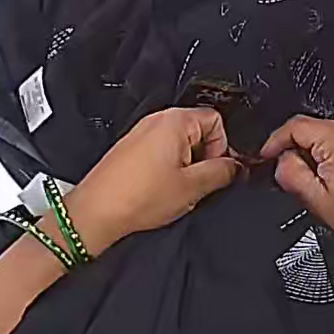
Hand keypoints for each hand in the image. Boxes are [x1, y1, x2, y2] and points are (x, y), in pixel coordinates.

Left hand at [67, 108, 241, 253]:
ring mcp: (142, 134)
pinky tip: (162, 189)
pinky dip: (170, 168)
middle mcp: (156, 121)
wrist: (96, 213)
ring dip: (187, 165)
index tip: (218, 168)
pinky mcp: (132, 149)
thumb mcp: (192, 187)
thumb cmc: (136, 197)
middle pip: (199, 130)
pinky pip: (163, 151)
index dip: (223, 146)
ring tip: (177, 188)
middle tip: (198, 182)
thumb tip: (236, 166)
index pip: (216, 120)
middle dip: (205, 157)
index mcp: (174, 121)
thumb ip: (222, 172)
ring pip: (182, 143)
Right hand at [260, 116, 333, 263]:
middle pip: (309, 128)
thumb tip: (280, 159)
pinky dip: (328, 155)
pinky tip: (332, 180)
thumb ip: (290, 173)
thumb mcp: (316, 200)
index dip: (274, 141)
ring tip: (318, 183)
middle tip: (294, 178)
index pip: (295, 125)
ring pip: (322, 134)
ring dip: (311, 153)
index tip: (266, 156)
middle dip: (294, 150)